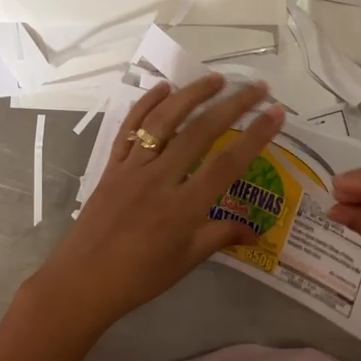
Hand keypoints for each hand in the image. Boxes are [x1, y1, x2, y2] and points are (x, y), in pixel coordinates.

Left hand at [24, 75, 286, 333]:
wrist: (82, 282)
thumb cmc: (140, 278)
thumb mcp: (186, 261)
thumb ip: (220, 236)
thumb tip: (256, 231)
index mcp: (184, 207)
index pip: (228, 164)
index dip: (255, 136)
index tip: (277, 113)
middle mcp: (160, 179)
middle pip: (201, 132)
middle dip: (232, 105)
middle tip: (257, 88)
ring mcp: (133, 169)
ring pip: (164, 121)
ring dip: (192, 95)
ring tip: (215, 79)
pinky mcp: (112, 167)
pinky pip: (130, 129)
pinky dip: (146, 105)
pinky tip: (163, 88)